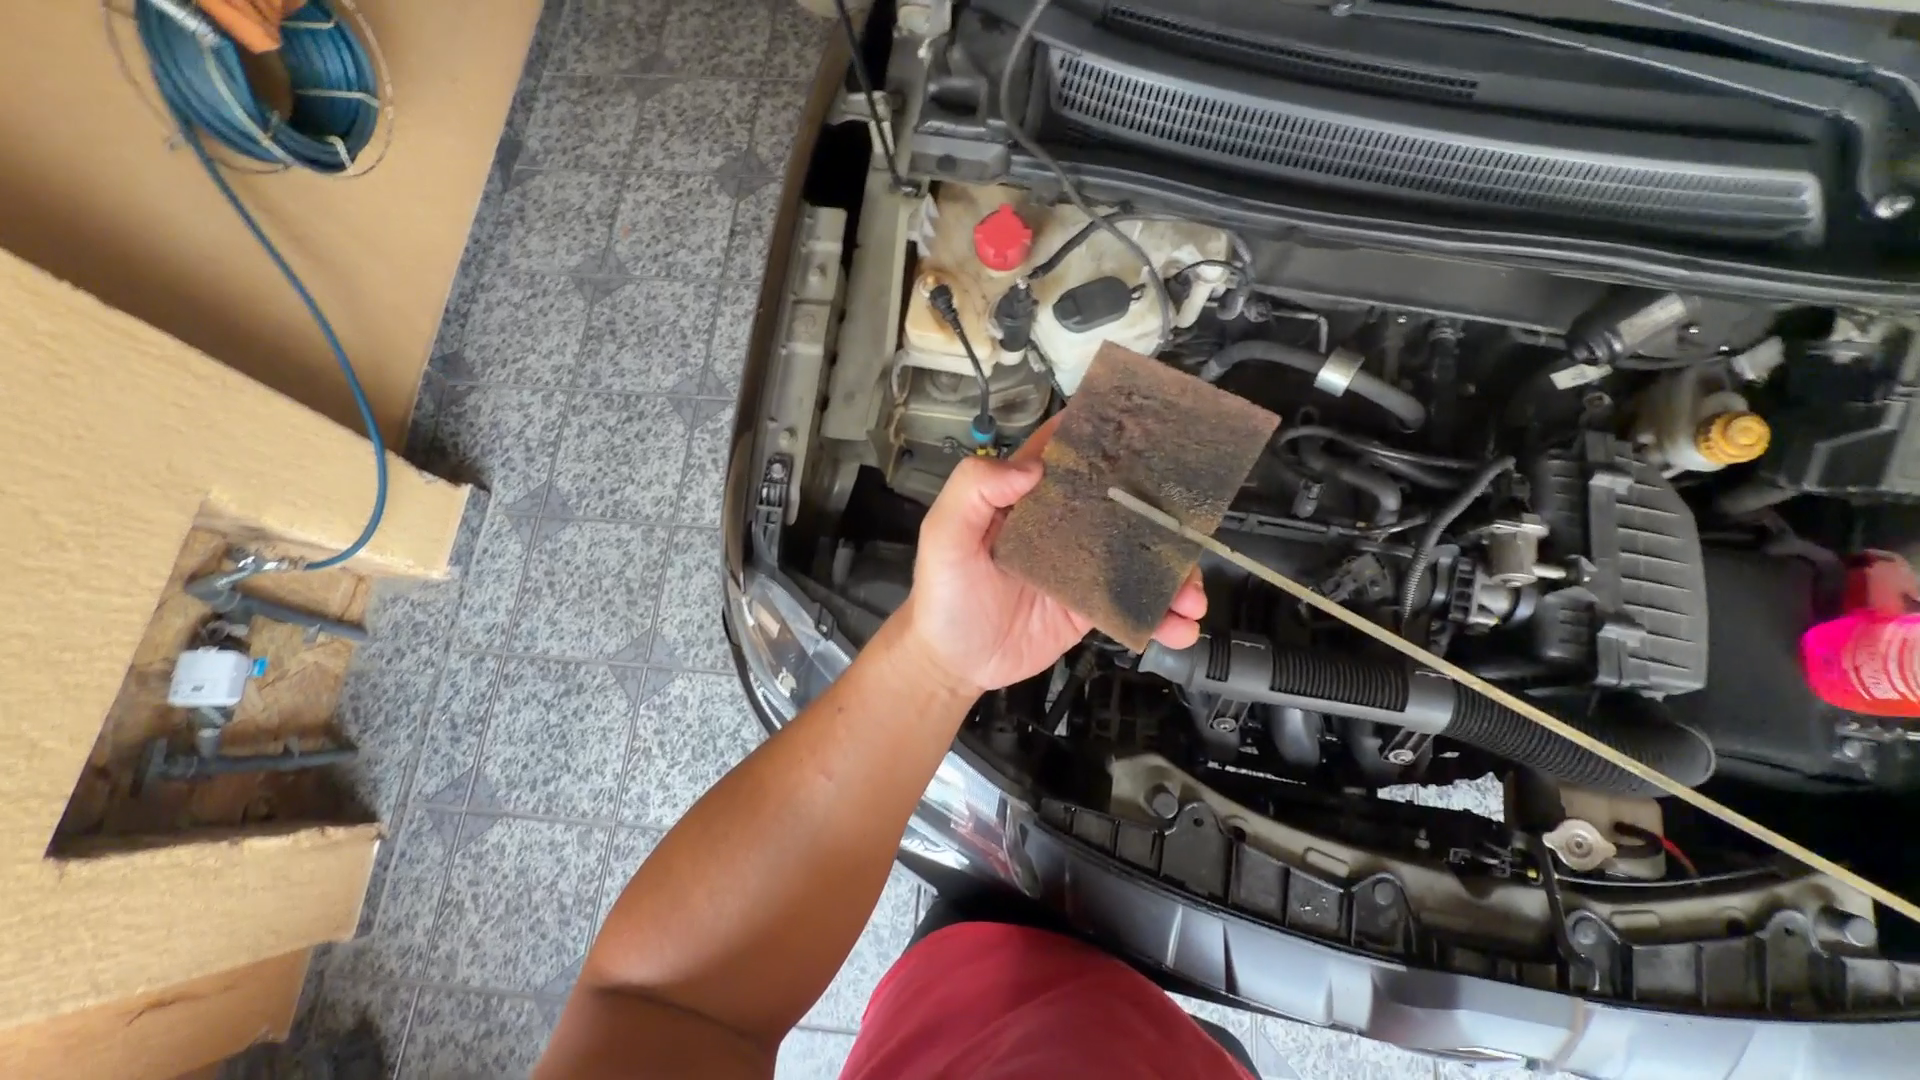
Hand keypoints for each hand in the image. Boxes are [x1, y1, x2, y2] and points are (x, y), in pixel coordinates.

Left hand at [897, 418, 1205, 695]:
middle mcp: (1063, 526)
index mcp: (1030, 498)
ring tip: (1192, 596)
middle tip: (1194, 525)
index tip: (1153, 429)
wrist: (953, 661)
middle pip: (1124, 505)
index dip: (1108, 436)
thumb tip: (1031, 467)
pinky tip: (1180, 628)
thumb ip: (974, 491)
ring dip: (1174, 572)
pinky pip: (1135, 606)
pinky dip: (1163, 616)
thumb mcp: (944, 535)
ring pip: (1140, 557)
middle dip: (1164, 512)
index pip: (1071, 454)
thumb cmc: (943, 593)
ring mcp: (1083, 567)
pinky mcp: (1091, 608)